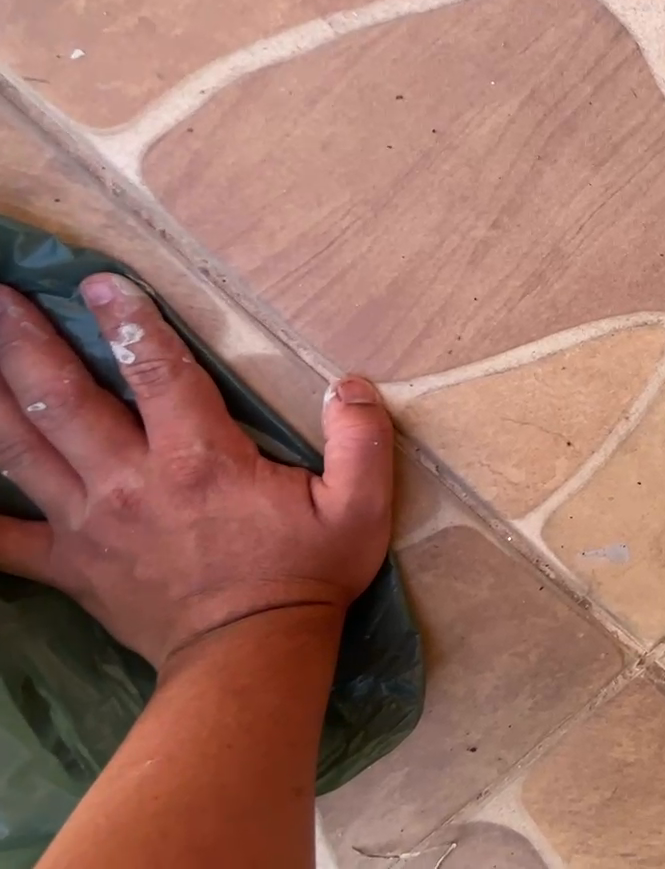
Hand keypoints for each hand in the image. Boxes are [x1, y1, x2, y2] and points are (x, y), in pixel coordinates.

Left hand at [0, 273, 393, 671]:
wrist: (254, 648)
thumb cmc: (313, 568)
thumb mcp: (364, 502)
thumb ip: (362, 438)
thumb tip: (349, 381)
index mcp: (203, 461)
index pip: (160, 376)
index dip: (131, 325)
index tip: (102, 283)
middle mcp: (131, 481)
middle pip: (62, 401)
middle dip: (24, 342)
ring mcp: (86, 522)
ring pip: (14, 449)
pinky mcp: (64, 561)